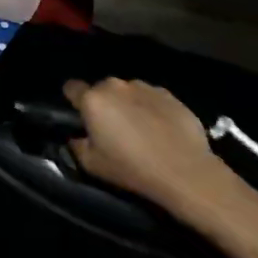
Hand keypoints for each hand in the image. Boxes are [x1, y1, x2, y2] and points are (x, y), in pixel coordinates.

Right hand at [62, 78, 230, 219]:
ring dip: (128, 104)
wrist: (185, 172)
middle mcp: (116, 86)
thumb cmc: (132, 168)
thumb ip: (77, 145)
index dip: (74, 100)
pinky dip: (151, 108)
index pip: (72, 87)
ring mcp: (144, 87)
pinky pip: (152, 97)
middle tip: (113, 128)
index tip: (80, 116)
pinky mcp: (169, 94)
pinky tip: (161, 129)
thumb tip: (77, 136)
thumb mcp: (92, 165)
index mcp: (93, 100)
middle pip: (102, 89)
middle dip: (104, 103)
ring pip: (128, 91)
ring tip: (140, 129)